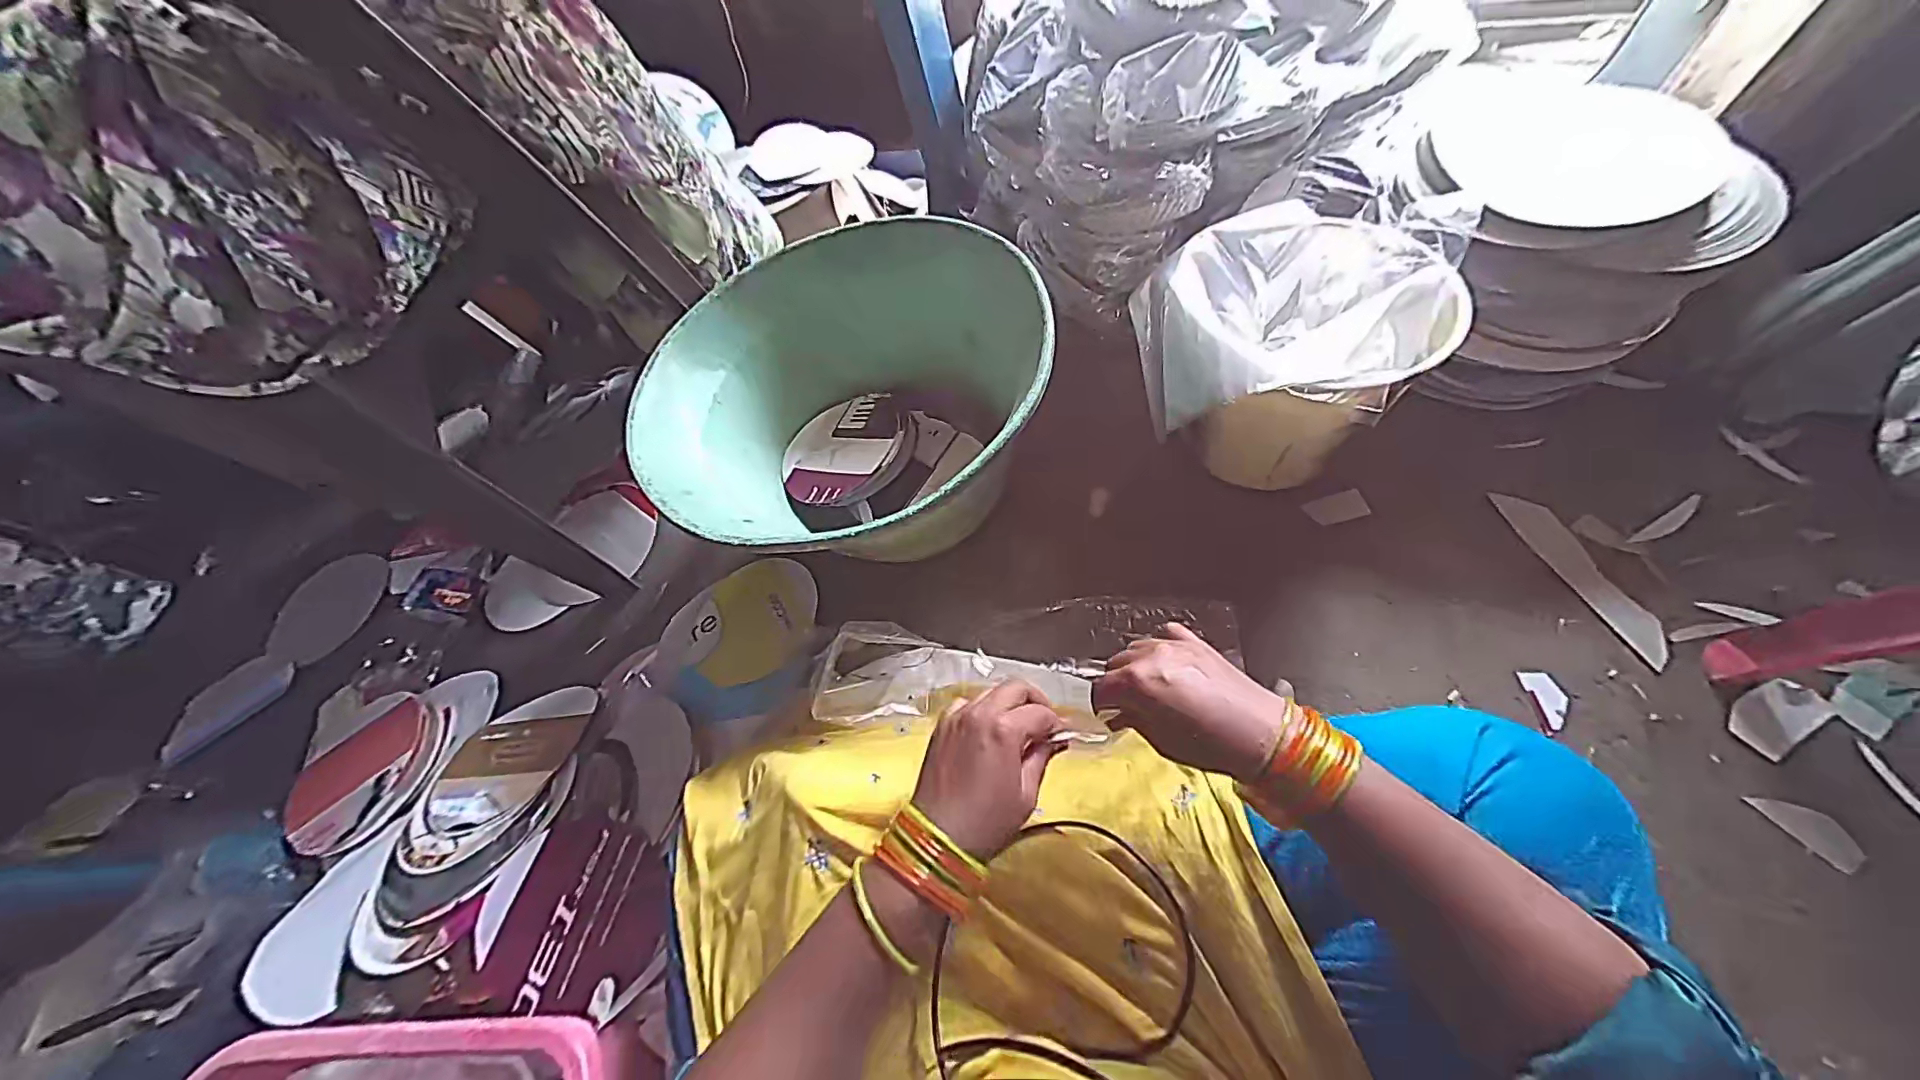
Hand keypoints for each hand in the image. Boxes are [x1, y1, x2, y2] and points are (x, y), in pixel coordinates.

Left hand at [911, 679, 1066, 858]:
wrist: (938, 837)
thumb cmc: (984, 823)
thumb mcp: (1026, 794)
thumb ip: (1041, 758)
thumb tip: (1053, 740)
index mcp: (1003, 729)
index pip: (1041, 712)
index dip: (1056, 723)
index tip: (1061, 735)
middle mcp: (979, 714)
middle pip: (1016, 687)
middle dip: (1035, 701)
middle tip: (1044, 723)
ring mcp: (957, 717)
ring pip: (992, 692)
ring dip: (1009, 704)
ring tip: (1018, 729)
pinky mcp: (942, 726)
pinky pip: (968, 704)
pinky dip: (983, 710)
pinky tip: (989, 731)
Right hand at [1092, 623, 1291, 779]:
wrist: (1264, 735)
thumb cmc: (1214, 745)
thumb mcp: (1161, 741)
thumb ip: (1133, 720)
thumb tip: (1121, 713)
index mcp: (1138, 682)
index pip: (1101, 688)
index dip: (1100, 704)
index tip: (1106, 714)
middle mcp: (1152, 656)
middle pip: (1115, 665)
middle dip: (1117, 685)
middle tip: (1126, 705)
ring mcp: (1175, 645)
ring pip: (1136, 649)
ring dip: (1135, 667)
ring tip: (1147, 688)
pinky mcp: (1196, 643)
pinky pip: (1164, 637)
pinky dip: (1159, 651)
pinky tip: (1166, 667)